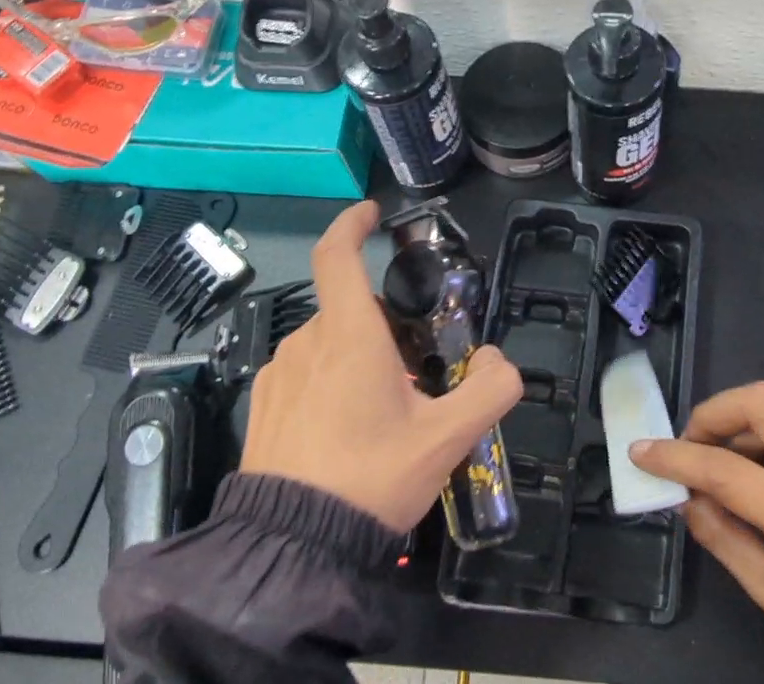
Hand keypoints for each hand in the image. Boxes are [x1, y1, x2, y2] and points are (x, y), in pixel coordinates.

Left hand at [240, 201, 522, 532]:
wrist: (290, 547)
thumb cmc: (371, 478)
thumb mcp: (447, 438)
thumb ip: (490, 390)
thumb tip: (499, 361)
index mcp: (348, 336)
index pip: (336, 255)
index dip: (352, 224)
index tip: (372, 215)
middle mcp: (306, 343)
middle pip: (349, 307)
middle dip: (386, 320)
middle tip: (419, 362)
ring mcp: (278, 376)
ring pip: (327, 343)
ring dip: (360, 354)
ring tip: (388, 408)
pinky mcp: (264, 408)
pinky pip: (305, 373)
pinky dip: (332, 380)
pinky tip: (350, 432)